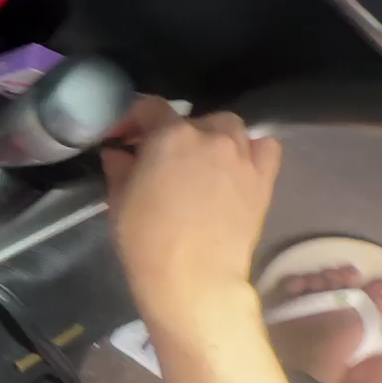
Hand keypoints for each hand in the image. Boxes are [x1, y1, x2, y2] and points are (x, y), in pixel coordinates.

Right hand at [100, 101, 281, 334]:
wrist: (192, 273)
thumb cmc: (143, 236)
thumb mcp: (118, 200)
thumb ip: (119, 169)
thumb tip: (118, 153)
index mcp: (169, 137)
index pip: (149, 108)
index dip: (131, 118)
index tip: (120, 135)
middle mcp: (210, 136)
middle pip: (190, 119)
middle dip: (170, 132)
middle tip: (154, 155)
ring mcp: (242, 154)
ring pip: (228, 127)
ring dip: (208, 136)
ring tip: (194, 159)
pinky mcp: (263, 176)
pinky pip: (262, 146)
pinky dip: (246, 148)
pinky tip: (231, 164)